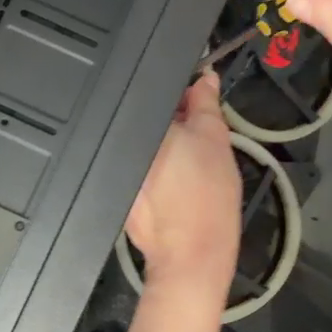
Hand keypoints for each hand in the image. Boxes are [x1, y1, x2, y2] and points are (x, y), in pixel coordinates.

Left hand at [126, 74, 240, 291]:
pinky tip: (176, 186)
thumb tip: (204, 78)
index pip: (155, 92)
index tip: (200, 104)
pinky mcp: (119, 194)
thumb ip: (206, 103)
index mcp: (139, 126)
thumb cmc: (207, 197)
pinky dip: (154, 170)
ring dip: (163, 145)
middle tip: (199, 138)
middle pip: (146, 120)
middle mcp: (119, 146)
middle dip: (172, 121)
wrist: (192, 253)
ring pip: (142, 145)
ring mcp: (116, 171)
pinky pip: (137, 169)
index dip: (182, 94)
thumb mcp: (215, 138)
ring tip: (190, 166)